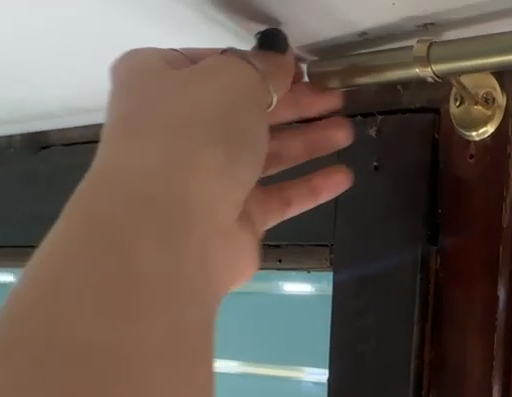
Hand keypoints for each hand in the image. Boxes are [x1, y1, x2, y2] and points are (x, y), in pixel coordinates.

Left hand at [90, 35, 355, 291]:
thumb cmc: (194, 137)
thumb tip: (280, 56)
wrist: (172, 225)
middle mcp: (183, 126)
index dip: (263, 67)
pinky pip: (280, 195)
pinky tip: (344, 177)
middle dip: (295, 105)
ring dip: (308, 141)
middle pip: (248, 110)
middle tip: (337, 101)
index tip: (305, 70)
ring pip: (267, 153)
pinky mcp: (237, 216)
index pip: (219, 66)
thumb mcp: (231, 83)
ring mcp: (210, 174)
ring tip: (348, 132)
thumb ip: (262, 69)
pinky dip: (311, 185)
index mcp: (163, 80)